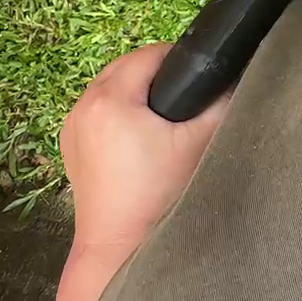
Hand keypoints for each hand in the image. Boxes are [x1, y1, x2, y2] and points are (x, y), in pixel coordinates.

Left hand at [59, 44, 229, 252]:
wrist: (120, 245)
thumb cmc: (160, 190)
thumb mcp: (200, 140)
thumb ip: (220, 101)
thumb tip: (230, 79)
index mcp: (110, 98)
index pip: (150, 54)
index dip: (179, 60)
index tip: (200, 80)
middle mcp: (83, 105)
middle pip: (126, 66)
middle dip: (158, 73)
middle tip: (187, 96)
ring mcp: (71, 126)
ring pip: (111, 86)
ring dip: (137, 90)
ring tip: (167, 116)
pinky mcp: (71, 146)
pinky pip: (99, 109)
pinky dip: (120, 110)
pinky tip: (141, 134)